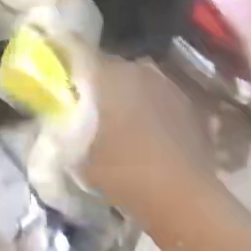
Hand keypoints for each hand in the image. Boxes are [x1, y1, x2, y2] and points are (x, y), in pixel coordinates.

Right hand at [78, 55, 213, 204]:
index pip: (79, 50)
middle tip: (93, 107)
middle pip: (111, 66)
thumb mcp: (82, 159)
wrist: (188, 200)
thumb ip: (68, 133)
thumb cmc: (129, 174)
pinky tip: (152, 134)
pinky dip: (154, 110)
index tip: (60, 70)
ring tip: (124, 122)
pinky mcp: (190, 105)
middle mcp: (138, 68)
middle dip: (102, 83)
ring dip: (130, 95)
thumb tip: (65, 123)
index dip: (67, 58)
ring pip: (139, 81)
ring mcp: (168, 84)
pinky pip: (162, 98)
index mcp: (108, 73)